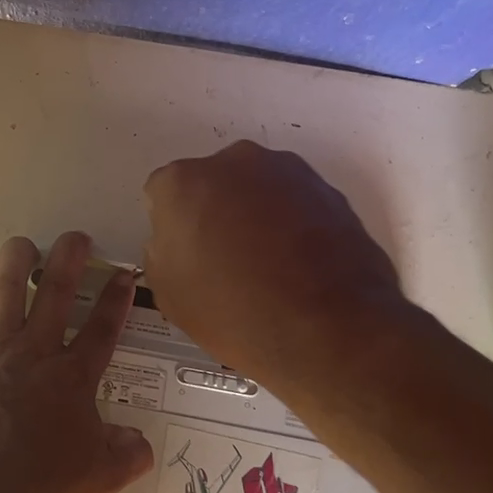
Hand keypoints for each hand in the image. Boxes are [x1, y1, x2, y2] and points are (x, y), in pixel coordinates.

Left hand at [0, 232, 153, 492]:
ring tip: (21, 245)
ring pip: (7, 290)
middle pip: (57, 292)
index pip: (103, 328)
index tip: (123, 274)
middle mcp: (36, 350)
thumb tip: (141, 444)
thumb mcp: (98, 475)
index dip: (116, 300)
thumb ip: (124, 456)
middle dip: (70, 259)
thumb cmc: (41, 480)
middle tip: (75, 236)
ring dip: (15, 262)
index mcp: (74, 375)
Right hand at [142, 141, 409, 386]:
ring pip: (256, 189)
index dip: (171, 227)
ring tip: (265, 265)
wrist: (327, 329)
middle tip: (222, 257)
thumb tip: (179, 241)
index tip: (185, 255)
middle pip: (212, 182)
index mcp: (183, 183)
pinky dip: (291, 224)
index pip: (162, 194)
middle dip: (213, 211)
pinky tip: (296, 265)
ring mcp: (288, 172)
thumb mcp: (168, 292)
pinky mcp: (330, 190)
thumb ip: (162, 251)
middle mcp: (234, 162)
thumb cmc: (233, 312)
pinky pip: (294, 203)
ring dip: (254, 215)